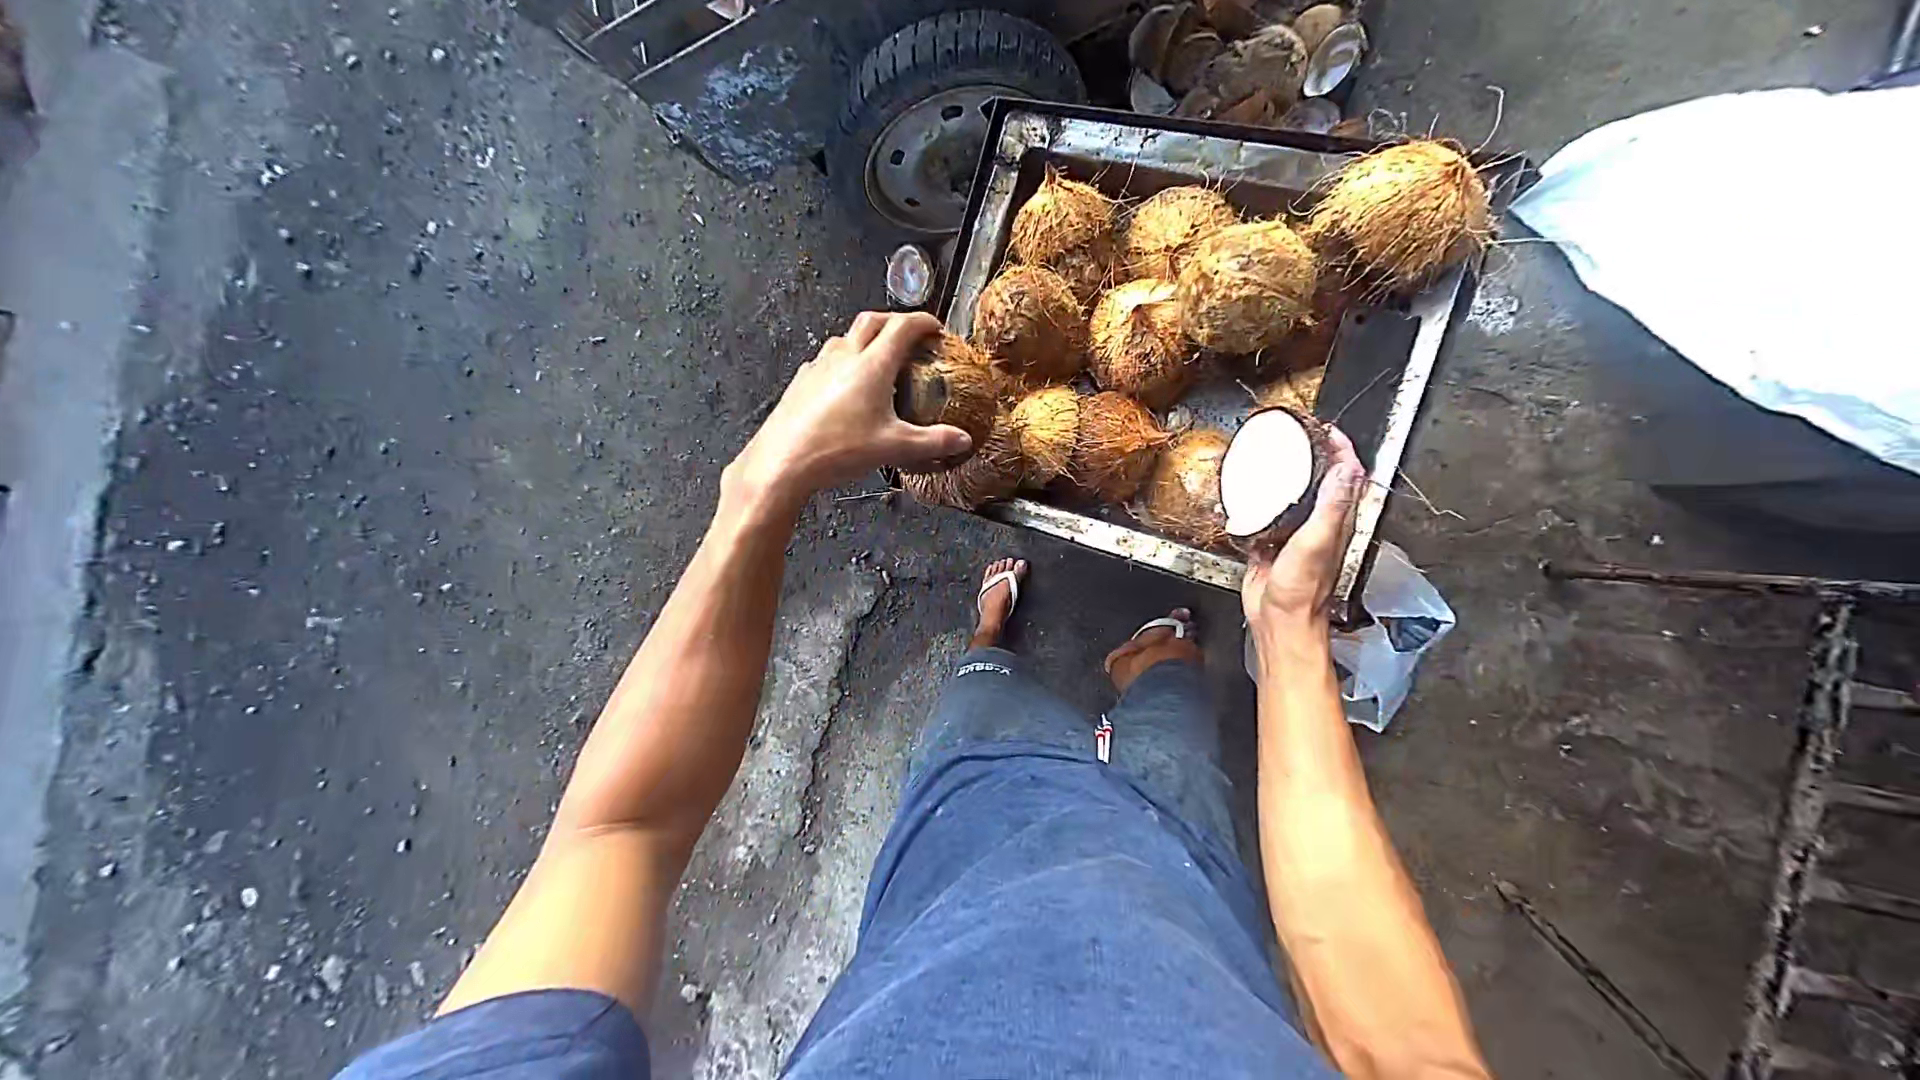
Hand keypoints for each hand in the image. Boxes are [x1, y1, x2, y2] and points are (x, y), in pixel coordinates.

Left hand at [727, 312, 973, 511]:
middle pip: (872, 320)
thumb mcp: (895, 448)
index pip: (903, 327)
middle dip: (895, 321)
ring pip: (845, 337)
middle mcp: (845, 357)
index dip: (923, 322)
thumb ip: (932, 442)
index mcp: (873, 365)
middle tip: (910, 334)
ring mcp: (819, 366)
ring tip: (878, 357)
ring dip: (865, 338)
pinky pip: (825, 360)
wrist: (783, 461)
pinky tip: (845, 384)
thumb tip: (961, 440)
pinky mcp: (802, 382)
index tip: (935, 328)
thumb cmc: (837, 449)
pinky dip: (842, 360)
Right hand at [1240, 424, 1365, 653]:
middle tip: (1295, 437)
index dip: (1341, 450)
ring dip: (1281, 478)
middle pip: (1318, 482)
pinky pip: (1261, 518)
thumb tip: (1347, 469)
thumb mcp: (1317, 543)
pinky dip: (1253, 504)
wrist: (1277, 620)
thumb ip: (1331, 507)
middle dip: (1310, 457)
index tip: (1326, 430)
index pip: (1346, 476)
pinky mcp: (1268, 546)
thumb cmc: (1301, 590)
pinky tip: (1241, 498)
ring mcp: (1292, 535)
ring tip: (1268, 459)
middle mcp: (1318, 525)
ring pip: (1290, 498)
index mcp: (1337, 522)